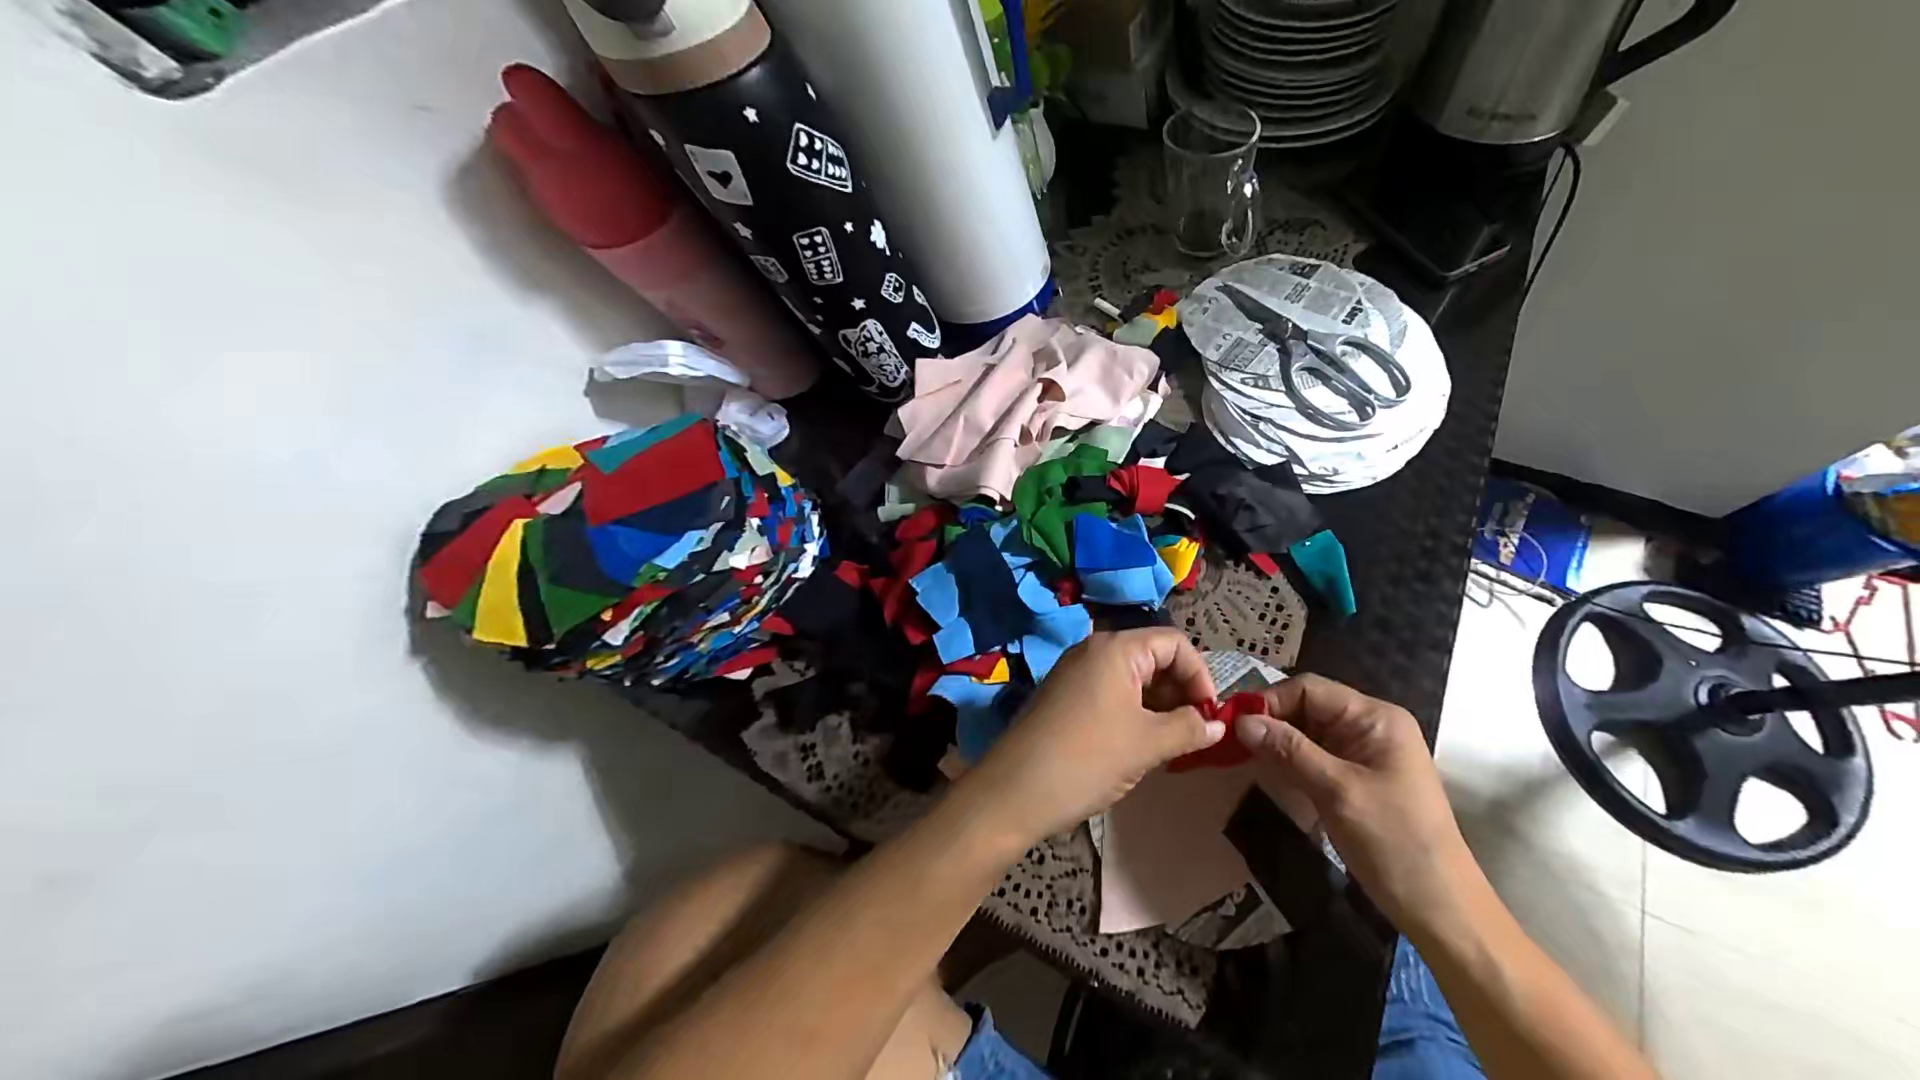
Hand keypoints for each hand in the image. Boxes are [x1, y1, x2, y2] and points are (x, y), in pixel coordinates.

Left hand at [962, 629, 1226, 844]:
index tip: (1211, 715)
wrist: (1015, 790)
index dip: (1200, 675)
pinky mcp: (1063, 697)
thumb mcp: (1148, 744)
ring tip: (1172, 744)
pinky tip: (1140, 745)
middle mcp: (1093, 651)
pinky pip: (1110, 693)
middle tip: (1195, 733)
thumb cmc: (1088, 759)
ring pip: (1132, 679)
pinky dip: (1133, 713)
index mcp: (1115, 649)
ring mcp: (1074, 673)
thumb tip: (1217, 724)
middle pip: (1152, 657)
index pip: (1174, 643)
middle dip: (1180, 691)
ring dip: (1158, 706)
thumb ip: (1189, 728)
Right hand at [1235, 674, 1480, 932]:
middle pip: (1306, 707)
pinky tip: (1266, 772)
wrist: (1440, 908)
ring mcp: (1362, 753)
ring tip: (1239, 756)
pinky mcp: (1354, 777)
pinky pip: (1312, 756)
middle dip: (1269, 722)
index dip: (1269, 702)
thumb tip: (1240, 720)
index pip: (1309, 689)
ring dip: (1275, 742)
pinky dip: (1287, 761)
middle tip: (1230, 743)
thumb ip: (1288, 749)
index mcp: (1375, 718)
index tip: (1233, 725)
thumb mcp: (1336, 790)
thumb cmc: (1393, 841)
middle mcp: (1369, 726)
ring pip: (1305, 732)